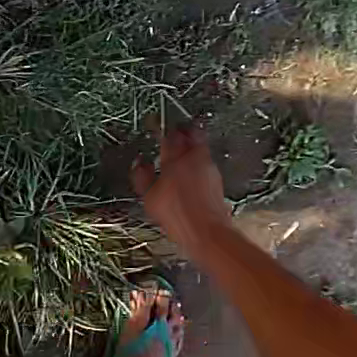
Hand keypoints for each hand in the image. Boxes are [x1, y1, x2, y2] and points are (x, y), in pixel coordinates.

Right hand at [131, 127, 232, 250]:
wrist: (208, 232)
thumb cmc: (178, 215)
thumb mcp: (150, 197)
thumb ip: (142, 176)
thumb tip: (139, 163)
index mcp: (176, 158)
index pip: (169, 134)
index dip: (161, 127)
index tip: (155, 124)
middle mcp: (196, 158)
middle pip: (191, 134)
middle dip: (181, 131)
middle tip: (172, 133)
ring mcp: (210, 168)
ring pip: (200, 147)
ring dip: (190, 146)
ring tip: (179, 154)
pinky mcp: (217, 180)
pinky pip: (205, 163)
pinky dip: (197, 162)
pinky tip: (189, 175)